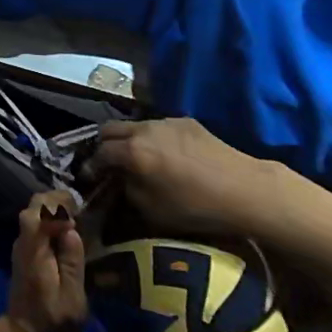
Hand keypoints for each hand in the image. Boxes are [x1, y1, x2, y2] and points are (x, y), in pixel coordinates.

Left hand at [0, 190, 86, 331]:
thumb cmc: (53, 321)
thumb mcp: (71, 297)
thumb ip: (72, 262)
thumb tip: (71, 230)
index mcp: (34, 252)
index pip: (38, 213)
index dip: (58, 205)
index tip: (79, 210)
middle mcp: (23, 243)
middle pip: (33, 206)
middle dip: (57, 200)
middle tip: (80, 209)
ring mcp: (20, 246)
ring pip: (32, 211)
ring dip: (53, 207)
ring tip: (76, 215)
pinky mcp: (23, 251)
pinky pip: (34, 222)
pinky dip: (49, 217)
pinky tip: (65, 228)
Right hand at [89, 118, 282, 236]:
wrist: (243, 189)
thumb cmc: (194, 206)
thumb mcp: (151, 209)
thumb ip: (128, 190)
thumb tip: (120, 180)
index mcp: (132, 151)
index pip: (99, 153)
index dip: (90, 167)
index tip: (88, 179)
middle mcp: (144, 129)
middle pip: (110, 129)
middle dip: (103, 145)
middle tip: (106, 164)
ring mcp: (166, 121)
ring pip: (134, 125)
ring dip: (128, 139)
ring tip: (135, 158)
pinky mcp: (186, 121)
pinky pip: (157, 126)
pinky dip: (150, 138)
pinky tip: (163, 155)